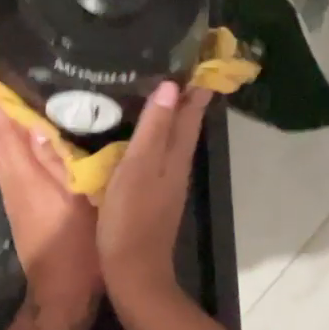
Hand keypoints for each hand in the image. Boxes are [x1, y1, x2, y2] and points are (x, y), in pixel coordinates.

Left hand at [0, 76, 100, 310]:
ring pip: (5, 142)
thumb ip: (57, 162)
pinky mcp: (26, 197)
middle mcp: (11, 176)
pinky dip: (17, 133)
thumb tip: (34, 123)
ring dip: (3, 114)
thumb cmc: (75, 245)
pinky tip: (34, 124)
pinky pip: (17, 154)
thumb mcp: (75, 200)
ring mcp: (17, 188)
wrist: (64, 294)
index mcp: (21, 172)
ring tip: (11, 83)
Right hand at [97, 80, 212, 296]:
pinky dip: (155, 136)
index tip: (196, 56)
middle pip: (185, 124)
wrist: (134, 273)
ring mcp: (167, 183)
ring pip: (173, 139)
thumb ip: (153, 129)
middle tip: (175, 64)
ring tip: (155, 90)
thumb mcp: (138, 168)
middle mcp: (177, 166)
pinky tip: (139, 133)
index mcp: (175, 156)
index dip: (195, 87)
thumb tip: (171, 86)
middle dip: (184, 97)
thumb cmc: (132, 218)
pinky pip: (159, 154)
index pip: (191, 112)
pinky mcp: (154, 195)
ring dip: (169, 115)